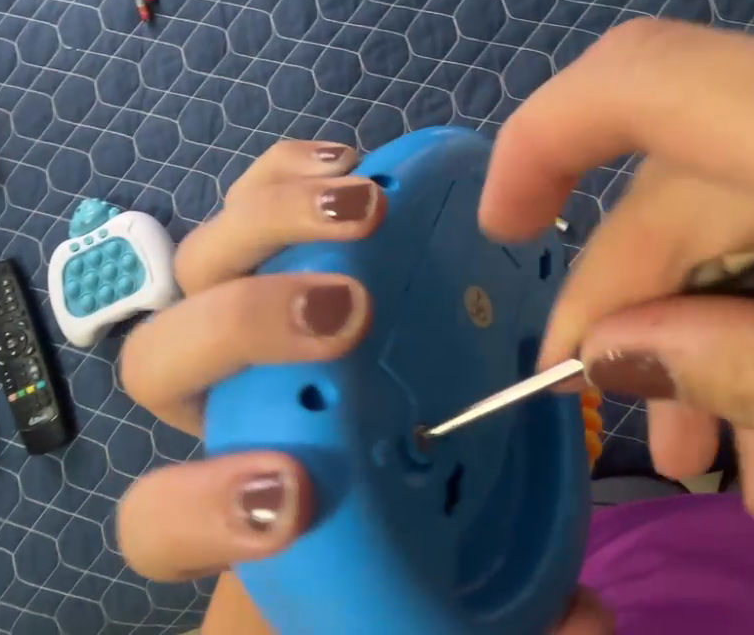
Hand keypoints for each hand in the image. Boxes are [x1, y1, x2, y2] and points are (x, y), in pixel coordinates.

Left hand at [116, 140, 611, 633]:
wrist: (363, 409)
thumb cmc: (386, 494)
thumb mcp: (433, 568)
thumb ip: (481, 609)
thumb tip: (591, 623)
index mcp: (237, 489)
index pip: (163, 519)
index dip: (209, 507)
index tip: (300, 492)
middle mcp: (216, 395)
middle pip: (164, 359)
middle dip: (245, 329)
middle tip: (349, 312)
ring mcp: (232, 302)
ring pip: (204, 260)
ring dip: (274, 225)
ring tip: (367, 209)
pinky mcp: (265, 240)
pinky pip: (246, 194)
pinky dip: (285, 171)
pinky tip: (351, 165)